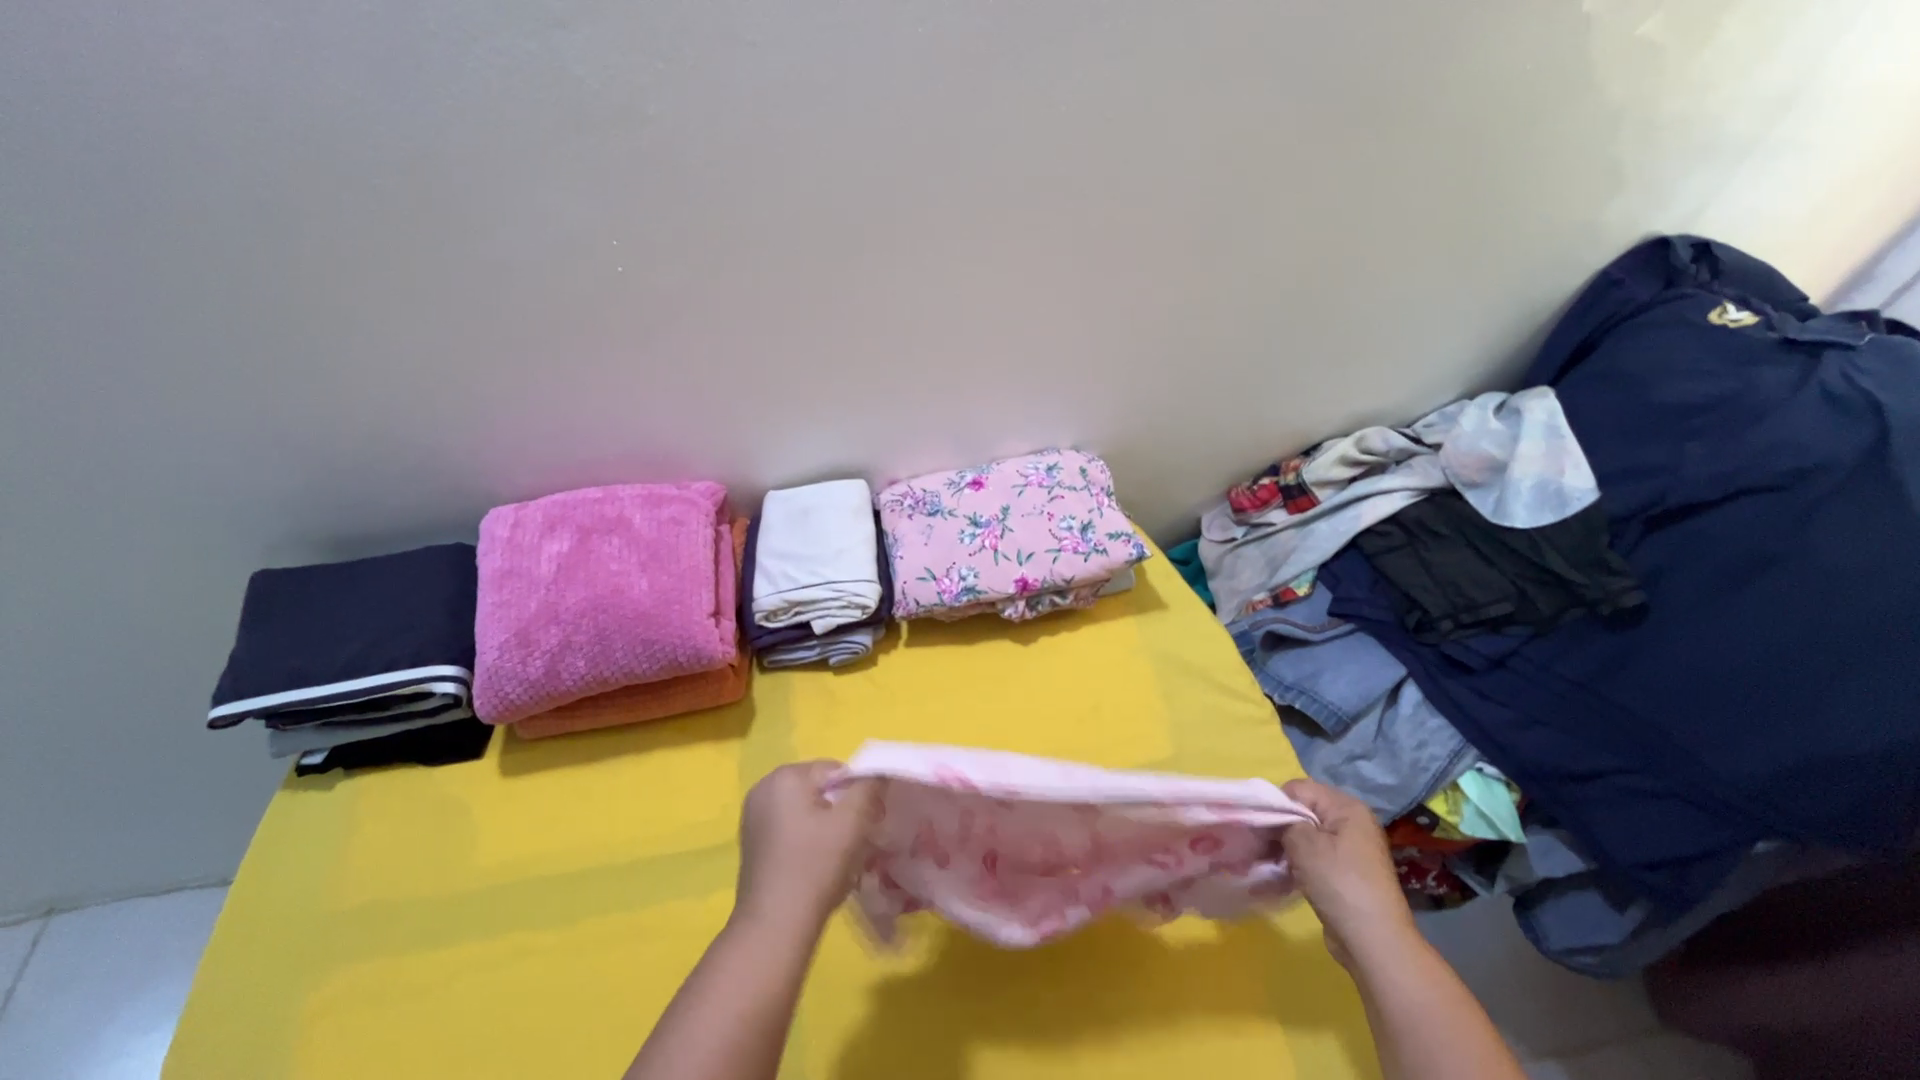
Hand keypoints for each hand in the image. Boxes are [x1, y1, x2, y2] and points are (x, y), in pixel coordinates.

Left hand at [733, 761, 878, 932]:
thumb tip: (878, 773)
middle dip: (841, 810)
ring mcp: (753, 815)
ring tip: (835, 857)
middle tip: (854, 842)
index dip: (858, 795)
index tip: (867, 824)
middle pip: (819, 789)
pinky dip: (806, 839)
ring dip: (825, 826)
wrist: (775, 925)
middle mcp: (763, 787)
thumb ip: (869, 787)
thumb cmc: (816, 866)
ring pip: (805, 810)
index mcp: (785, 776)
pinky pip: (789, 827)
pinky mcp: (751, 841)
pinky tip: (814, 865)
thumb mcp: (853, 822)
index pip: (837, 770)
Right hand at [1277, 778, 1418, 967]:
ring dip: (1285, 847)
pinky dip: (1297, 863)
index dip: (1276, 804)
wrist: (1372, 938)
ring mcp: (1350, 849)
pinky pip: (1314, 856)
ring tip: (1269, 863)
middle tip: (1259, 846)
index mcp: (1347, 807)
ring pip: (1306, 836)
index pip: (1299, 789)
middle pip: (1303, 811)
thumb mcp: (1304, 844)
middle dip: (1279, 826)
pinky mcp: (1345, 872)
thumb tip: (1272, 820)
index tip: (1259, 826)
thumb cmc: (1339, 882)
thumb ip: (1283, 821)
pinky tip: (1284, 875)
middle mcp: (1351, 823)